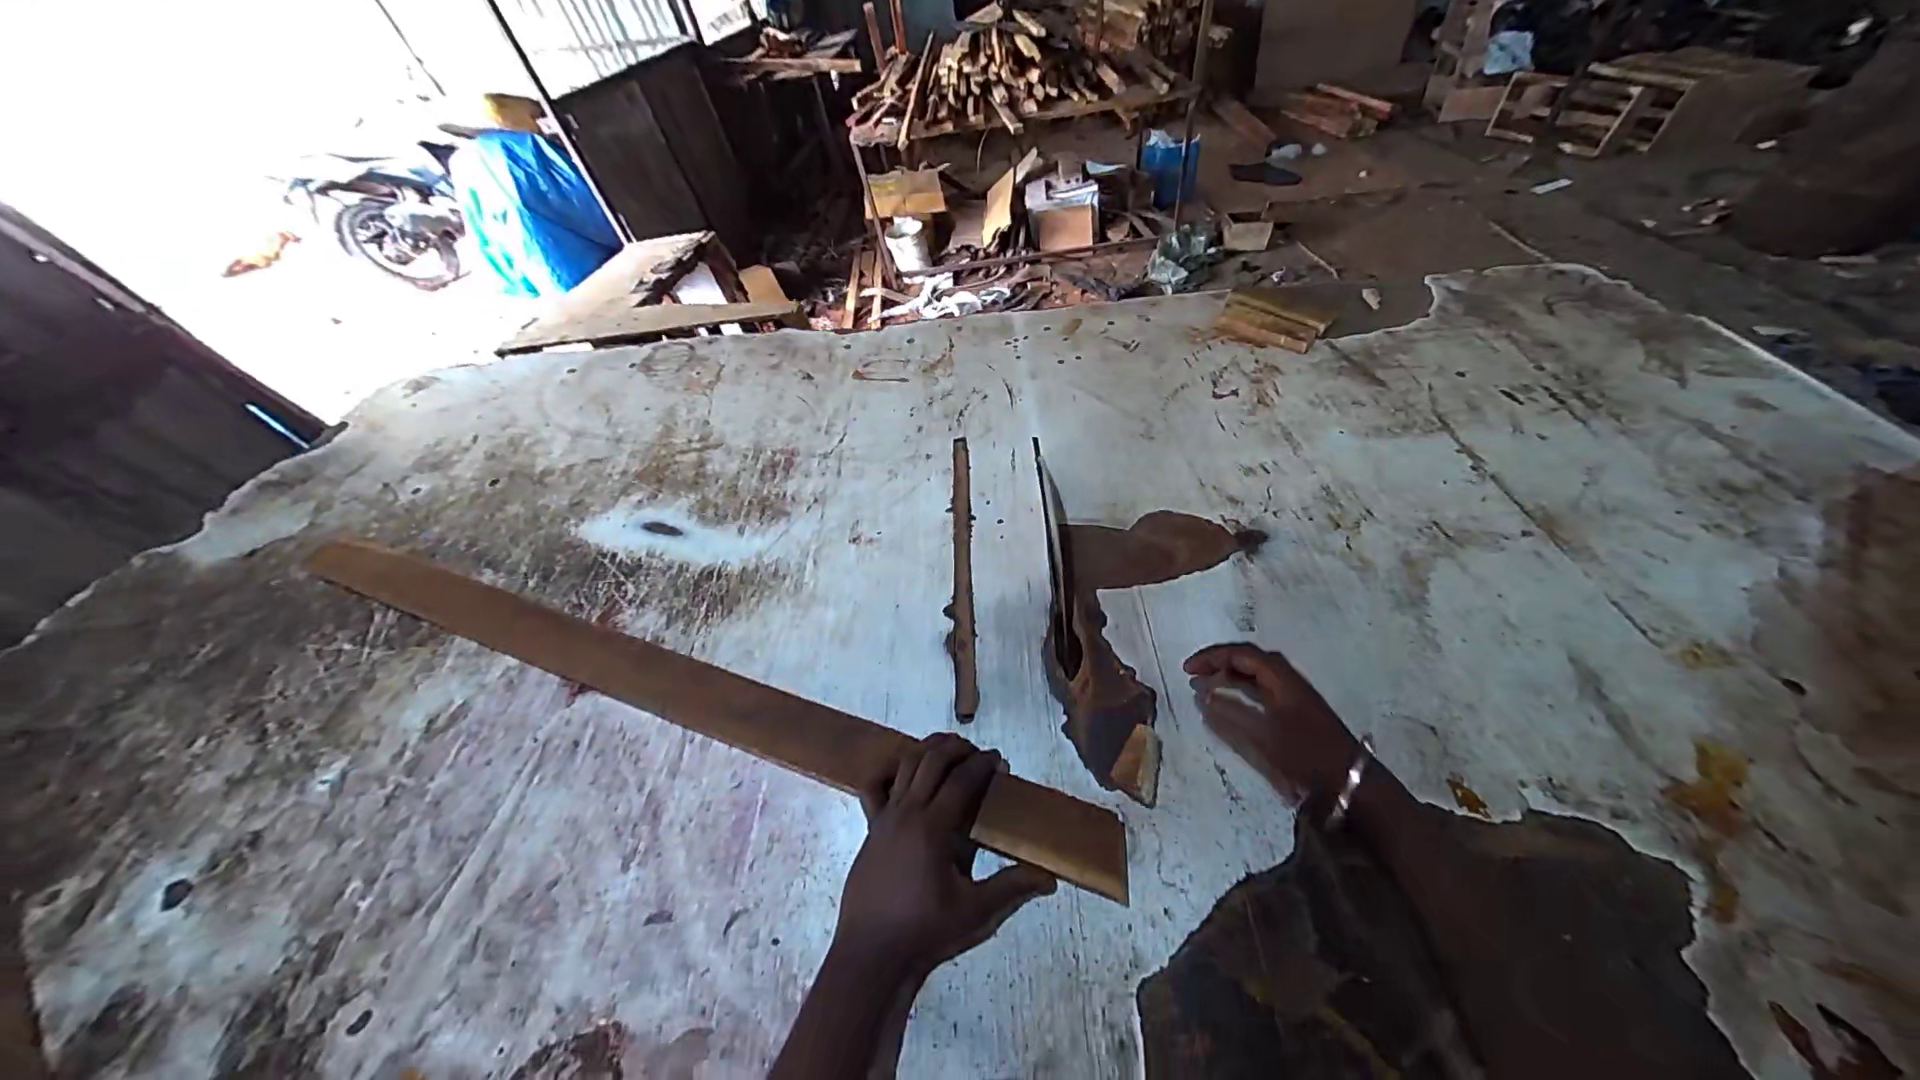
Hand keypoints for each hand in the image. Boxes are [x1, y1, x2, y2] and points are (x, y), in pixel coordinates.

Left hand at [833, 733, 1056, 979]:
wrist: (872, 954)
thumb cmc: (926, 932)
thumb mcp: (977, 913)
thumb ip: (1012, 888)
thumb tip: (1050, 878)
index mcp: (933, 827)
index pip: (962, 779)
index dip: (983, 763)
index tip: (999, 759)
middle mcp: (907, 812)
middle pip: (931, 759)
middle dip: (956, 747)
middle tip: (976, 752)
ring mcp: (884, 818)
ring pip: (905, 765)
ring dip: (927, 750)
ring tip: (947, 750)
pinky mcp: (871, 829)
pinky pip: (874, 788)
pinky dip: (889, 771)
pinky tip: (903, 773)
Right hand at [1185, 643, 1360, 805]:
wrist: (1348, 779)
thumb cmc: (1305, 754)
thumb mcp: (1263, 734)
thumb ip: (1231, 712)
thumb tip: (1203, 694)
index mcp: (1280, 677)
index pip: (1240, 653)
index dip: (1211, 658)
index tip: (1187, 670)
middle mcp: (1287, 678)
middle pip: (1248, 658)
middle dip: (1218, 662)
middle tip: (1193, 673)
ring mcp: (1292, 693)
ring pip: (1255, 673)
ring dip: (1228, 674)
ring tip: (1206, 685)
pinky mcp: (1294, 709)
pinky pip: (1261, 687)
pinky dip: (1240, 687)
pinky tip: (1230, 700)